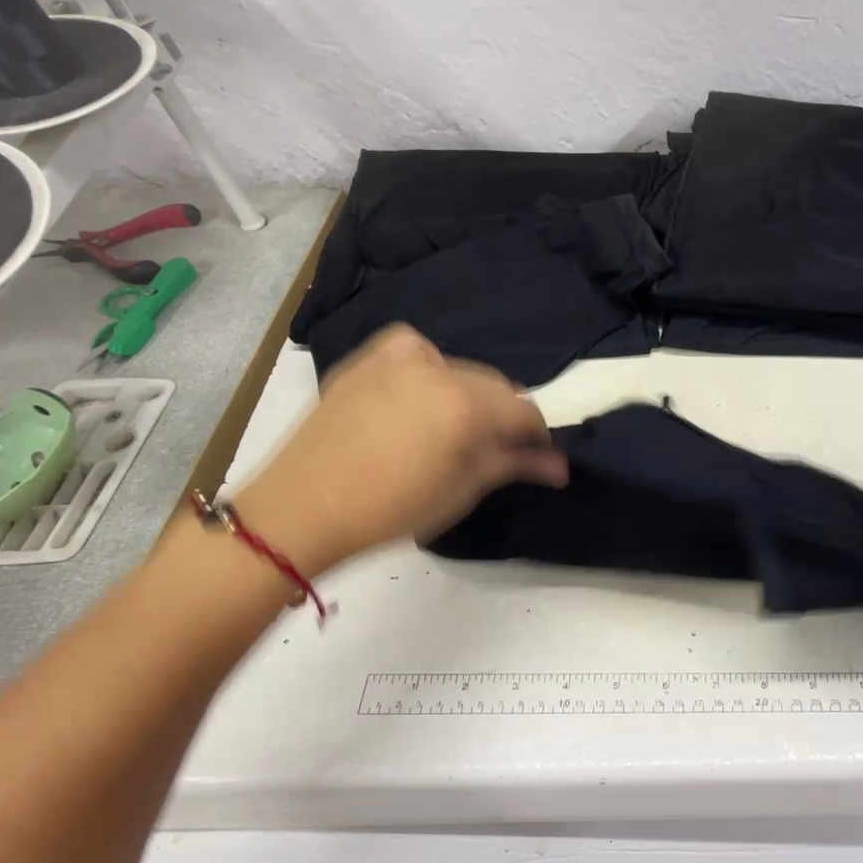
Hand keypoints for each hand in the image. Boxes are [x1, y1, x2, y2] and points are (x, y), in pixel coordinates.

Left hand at [232, 326, 566, 574]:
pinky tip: (420, 398)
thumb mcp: (462, 489)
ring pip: (459, 370)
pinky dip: (431, 371)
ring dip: (469, 395)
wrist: (303, 506)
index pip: (525, 410)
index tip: (538, 458)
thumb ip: (514, 464)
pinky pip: (418, 353)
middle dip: (503, 415)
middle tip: (497, 450)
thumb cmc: (390, 508)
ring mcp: (399, 358)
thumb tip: (559, 465)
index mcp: (466, 404)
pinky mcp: (369, 358)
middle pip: (496, 386)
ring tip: (454, 431)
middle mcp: (438, 368)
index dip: (538, 436)